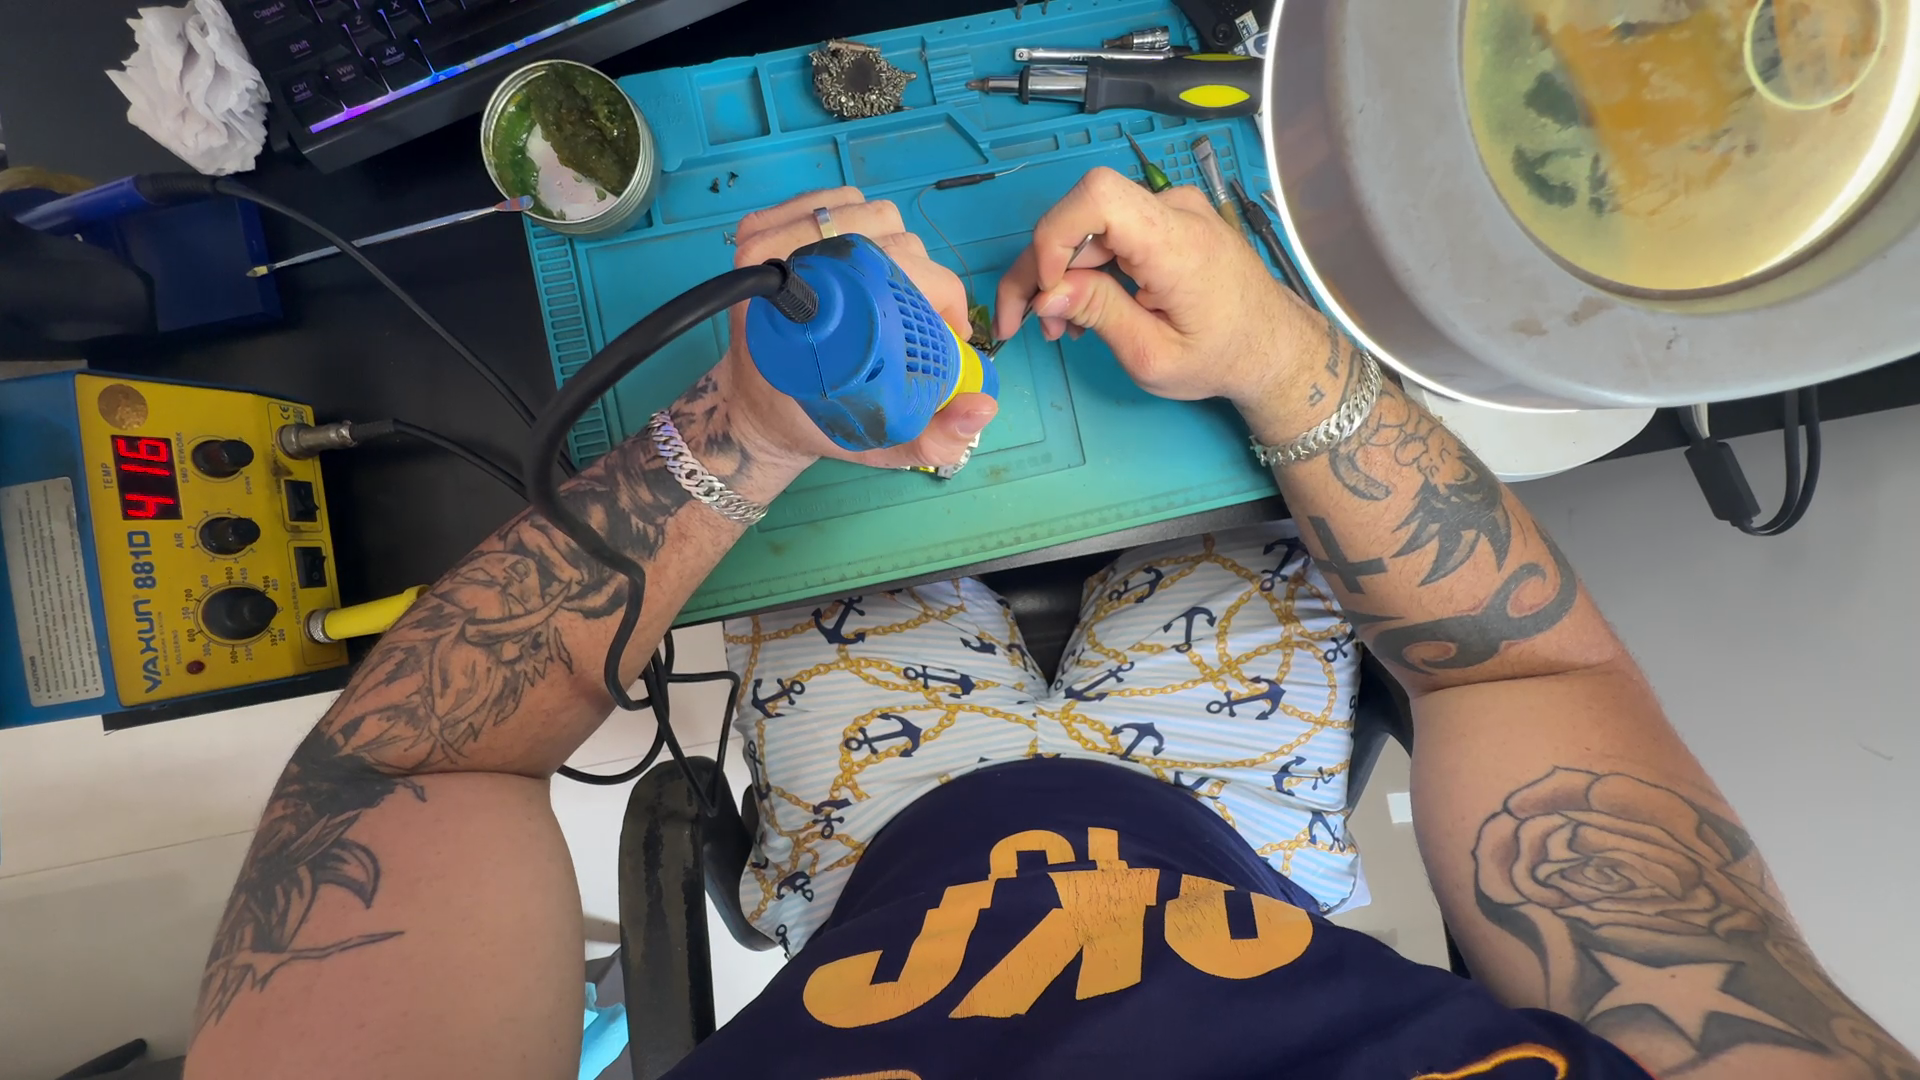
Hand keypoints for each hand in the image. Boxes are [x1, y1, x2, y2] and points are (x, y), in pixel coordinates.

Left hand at [713, 188, 998, 471]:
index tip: (948, 333)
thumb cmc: (812, 425)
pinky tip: (875, 266)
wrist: (755, 408)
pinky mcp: (766, 226)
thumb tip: (984, 405)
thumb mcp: (874, 446)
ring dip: (902, 250)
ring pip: (872, 213)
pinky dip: (871, 224)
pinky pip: (841, 199)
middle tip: (929, 322)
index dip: (936, 294)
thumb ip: (932, 441)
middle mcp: (773, 263)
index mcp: (795, 309)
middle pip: (889, 237)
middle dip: (927, 278)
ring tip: (902, 295)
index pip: (891, 268)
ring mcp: (766, 239)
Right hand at [994, 167, 1324, 424]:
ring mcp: (1169, 212)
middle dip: (1041, 271)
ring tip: (1058, 326)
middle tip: (1024, 324)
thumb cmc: (1219, 357)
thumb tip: (1046, 294)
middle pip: (1080, 217)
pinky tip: (1080, 308)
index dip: (1054, 236)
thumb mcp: (1152, 355)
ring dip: (1059, 276)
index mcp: (1175, 244)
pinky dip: (1083, 270)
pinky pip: (1107, 235)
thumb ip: (1100, 315)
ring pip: (1087, 229)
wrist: (1271, 346)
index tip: (1047, 290)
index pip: (1097, 196)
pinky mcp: (1164, 223)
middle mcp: (1172, 211)